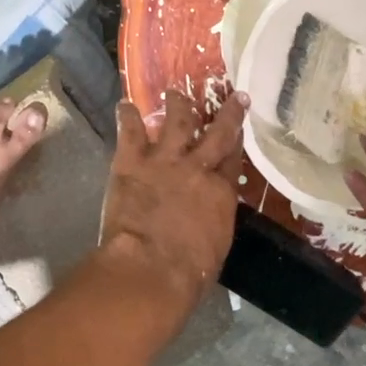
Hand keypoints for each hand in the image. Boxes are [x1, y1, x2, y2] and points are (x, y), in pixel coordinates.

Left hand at [101, 88, 249, 305]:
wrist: (150, 267)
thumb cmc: (188, 274)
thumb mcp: (215, 245)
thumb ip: (213, 221)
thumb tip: (207, 217)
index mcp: (221, 193)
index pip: (233, 159)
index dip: (238, 140)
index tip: (241, 126)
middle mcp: (197, 168)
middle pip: (216, 133)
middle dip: (227, 113)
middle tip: (233, 96)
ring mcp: (164, 160)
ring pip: (175, 121)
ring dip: (176, 104)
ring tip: (174, 91)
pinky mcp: (132, 161)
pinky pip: (130, 130)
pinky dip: (127, 116)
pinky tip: (124, 104)